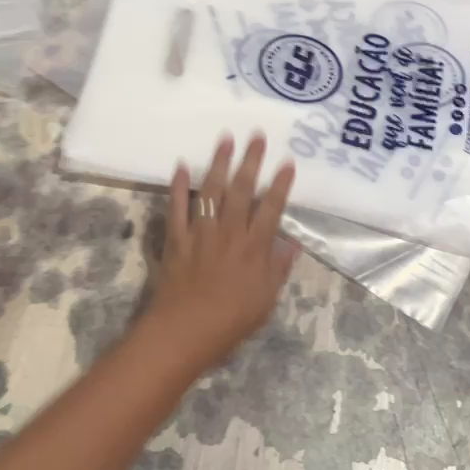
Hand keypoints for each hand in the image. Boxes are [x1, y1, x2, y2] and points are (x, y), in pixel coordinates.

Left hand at [142, 133, 298, 370]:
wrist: (182, 334)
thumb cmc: (229, 323)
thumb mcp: (265, 301)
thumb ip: (279, 269)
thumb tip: (293, 243)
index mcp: (254, 248)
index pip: (272, 208)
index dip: (281, 184)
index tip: (287, 162)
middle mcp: (229, 233)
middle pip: (243, 190)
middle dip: (251, 161)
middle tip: (257, 136)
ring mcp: (201, 233)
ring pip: (212, 191)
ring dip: (219, 163)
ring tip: (226, 139)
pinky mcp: (176, 239)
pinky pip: (177, 208)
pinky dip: (178, 186)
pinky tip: (183, 165)